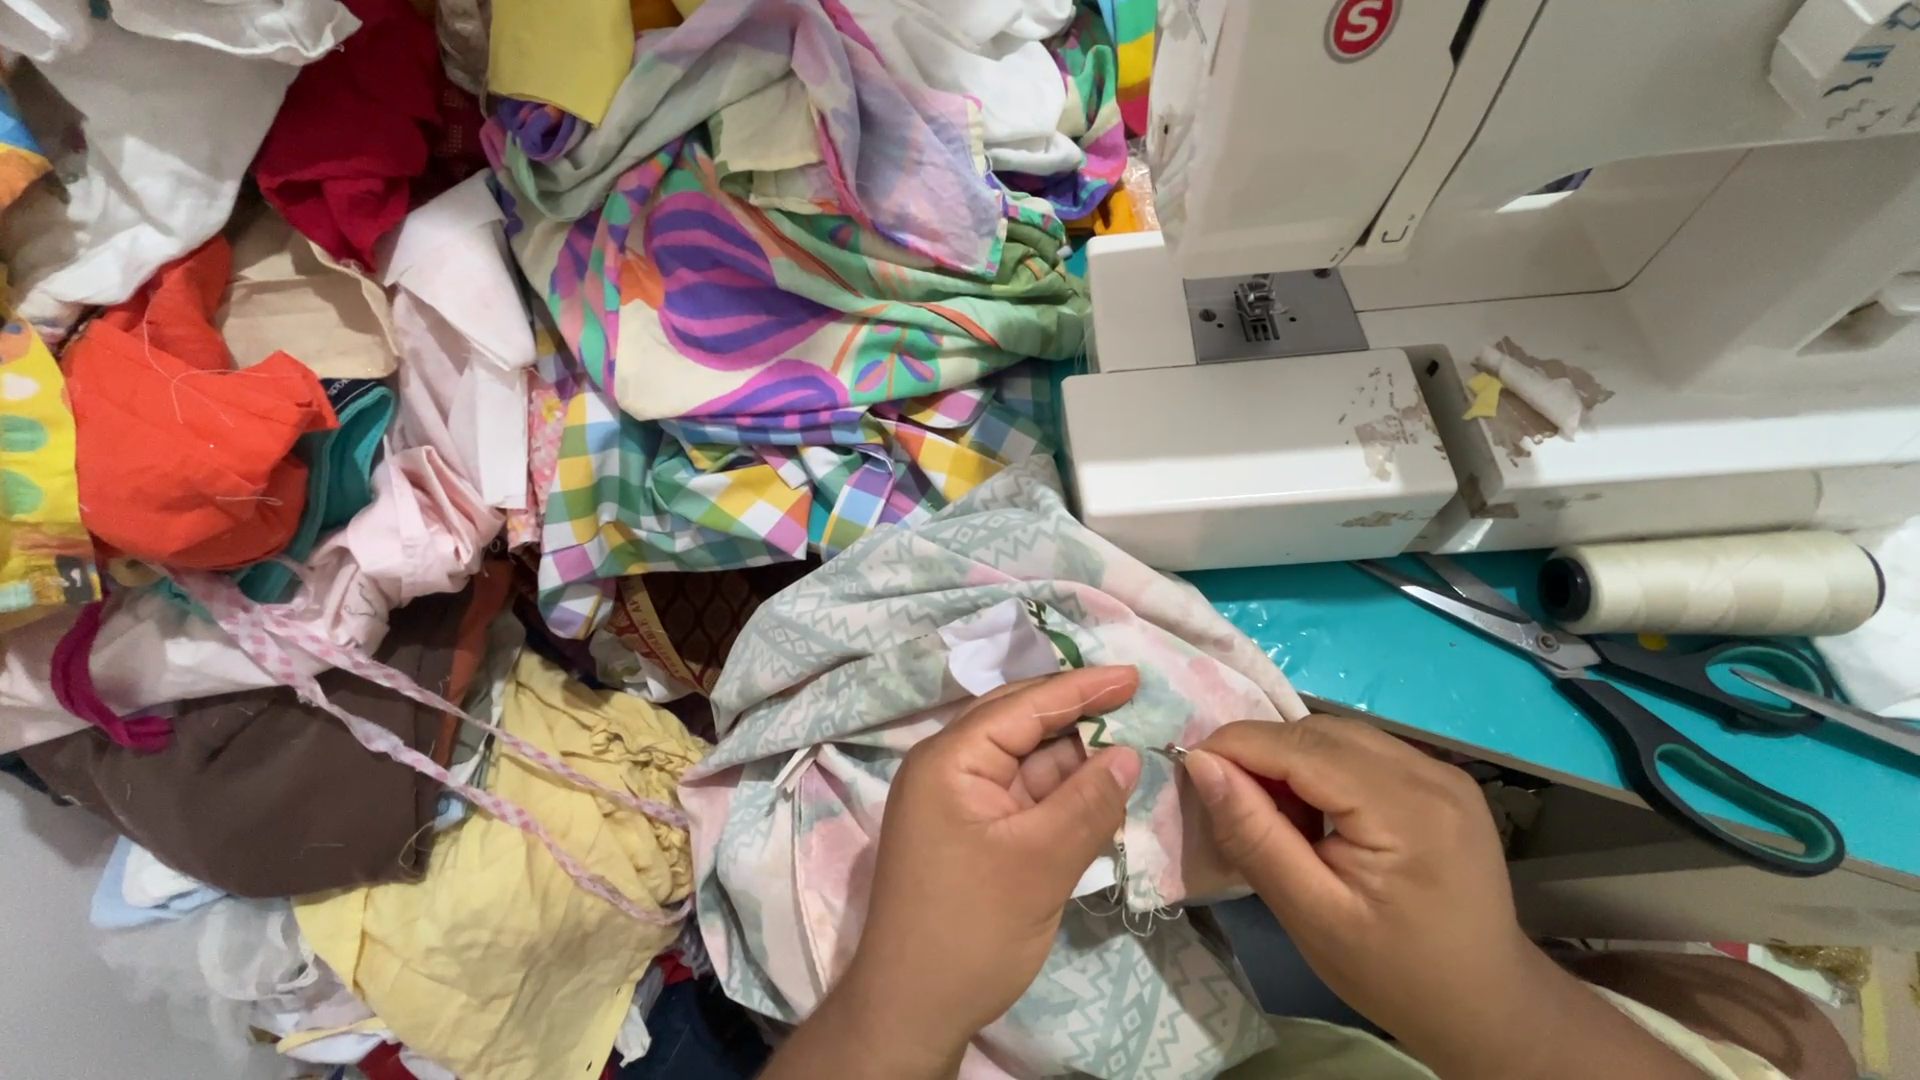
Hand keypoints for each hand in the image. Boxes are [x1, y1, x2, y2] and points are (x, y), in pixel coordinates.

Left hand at [839, 667, 1142, 1064]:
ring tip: (1130, 738)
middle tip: (1134, 698)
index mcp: (949, 758)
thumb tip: (1129, 754)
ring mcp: (959, 800)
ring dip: (1074, 755)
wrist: (912, 1009)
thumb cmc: (970, 929)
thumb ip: (1087, 803)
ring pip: (1025, 761)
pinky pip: (1023, 794)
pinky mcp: (972, 830)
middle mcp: (948, 767)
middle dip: (1077, 713)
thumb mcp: (1039, 864)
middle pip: (1021, 724)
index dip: (1081, 688)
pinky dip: (1061, 790)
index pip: (1023, 705)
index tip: (1132, 676)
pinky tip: (1100, 784)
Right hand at [1183, 717, 1703, 1078]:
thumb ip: (1254, 834)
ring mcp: (1442, 772)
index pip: (1298, 747)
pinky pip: (1360, 750)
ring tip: (1271, 810)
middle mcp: (1430, 772)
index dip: (1234, 746)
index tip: (1188, 769)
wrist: (1486, 1007)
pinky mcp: (1441, 780)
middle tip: (1227, 800)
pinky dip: (1321, 767)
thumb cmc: (1393, 972)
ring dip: (1288, 758)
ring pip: (1336, 734)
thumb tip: (1200, 764)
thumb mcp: (1309, 914)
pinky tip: (1314, 810)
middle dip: (1260, 753)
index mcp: (1405, 809)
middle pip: (1317, 732)